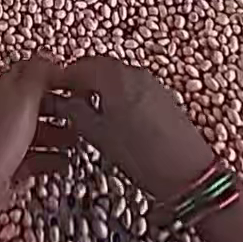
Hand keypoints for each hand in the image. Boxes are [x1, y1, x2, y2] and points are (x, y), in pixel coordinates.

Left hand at [0, 57, 65, 215]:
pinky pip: (40, 157)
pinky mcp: (15, 163)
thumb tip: (50, 54)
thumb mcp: (23, 98)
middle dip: (62, 106)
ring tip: (79, 139)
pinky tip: (66, 163)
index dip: (55, 74)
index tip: (78, 82)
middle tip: (84, 113)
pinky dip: (54, 159)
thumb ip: (38, 74)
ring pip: (42, 130)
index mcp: (9, 88)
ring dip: (62, 134)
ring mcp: (11, 137)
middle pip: (40, 101)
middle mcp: (9, 110)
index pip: (33, 72)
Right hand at [52, 56, 214, 201]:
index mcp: (113, 76)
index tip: (51, 92)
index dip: (62, 79)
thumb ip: (76, 113)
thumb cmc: (141, 155)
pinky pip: (132, 86)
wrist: (191, 175)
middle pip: (98, 67)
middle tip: (67, 101)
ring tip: (90, 112)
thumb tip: (63, 102)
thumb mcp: (99, 136)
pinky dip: (118, 95)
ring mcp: (150, 83)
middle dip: (80, 81)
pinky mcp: (163, 97)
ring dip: (100, 88)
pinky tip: (116, 118)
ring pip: (116, 77)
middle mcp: (132, 72)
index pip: (78, 66)